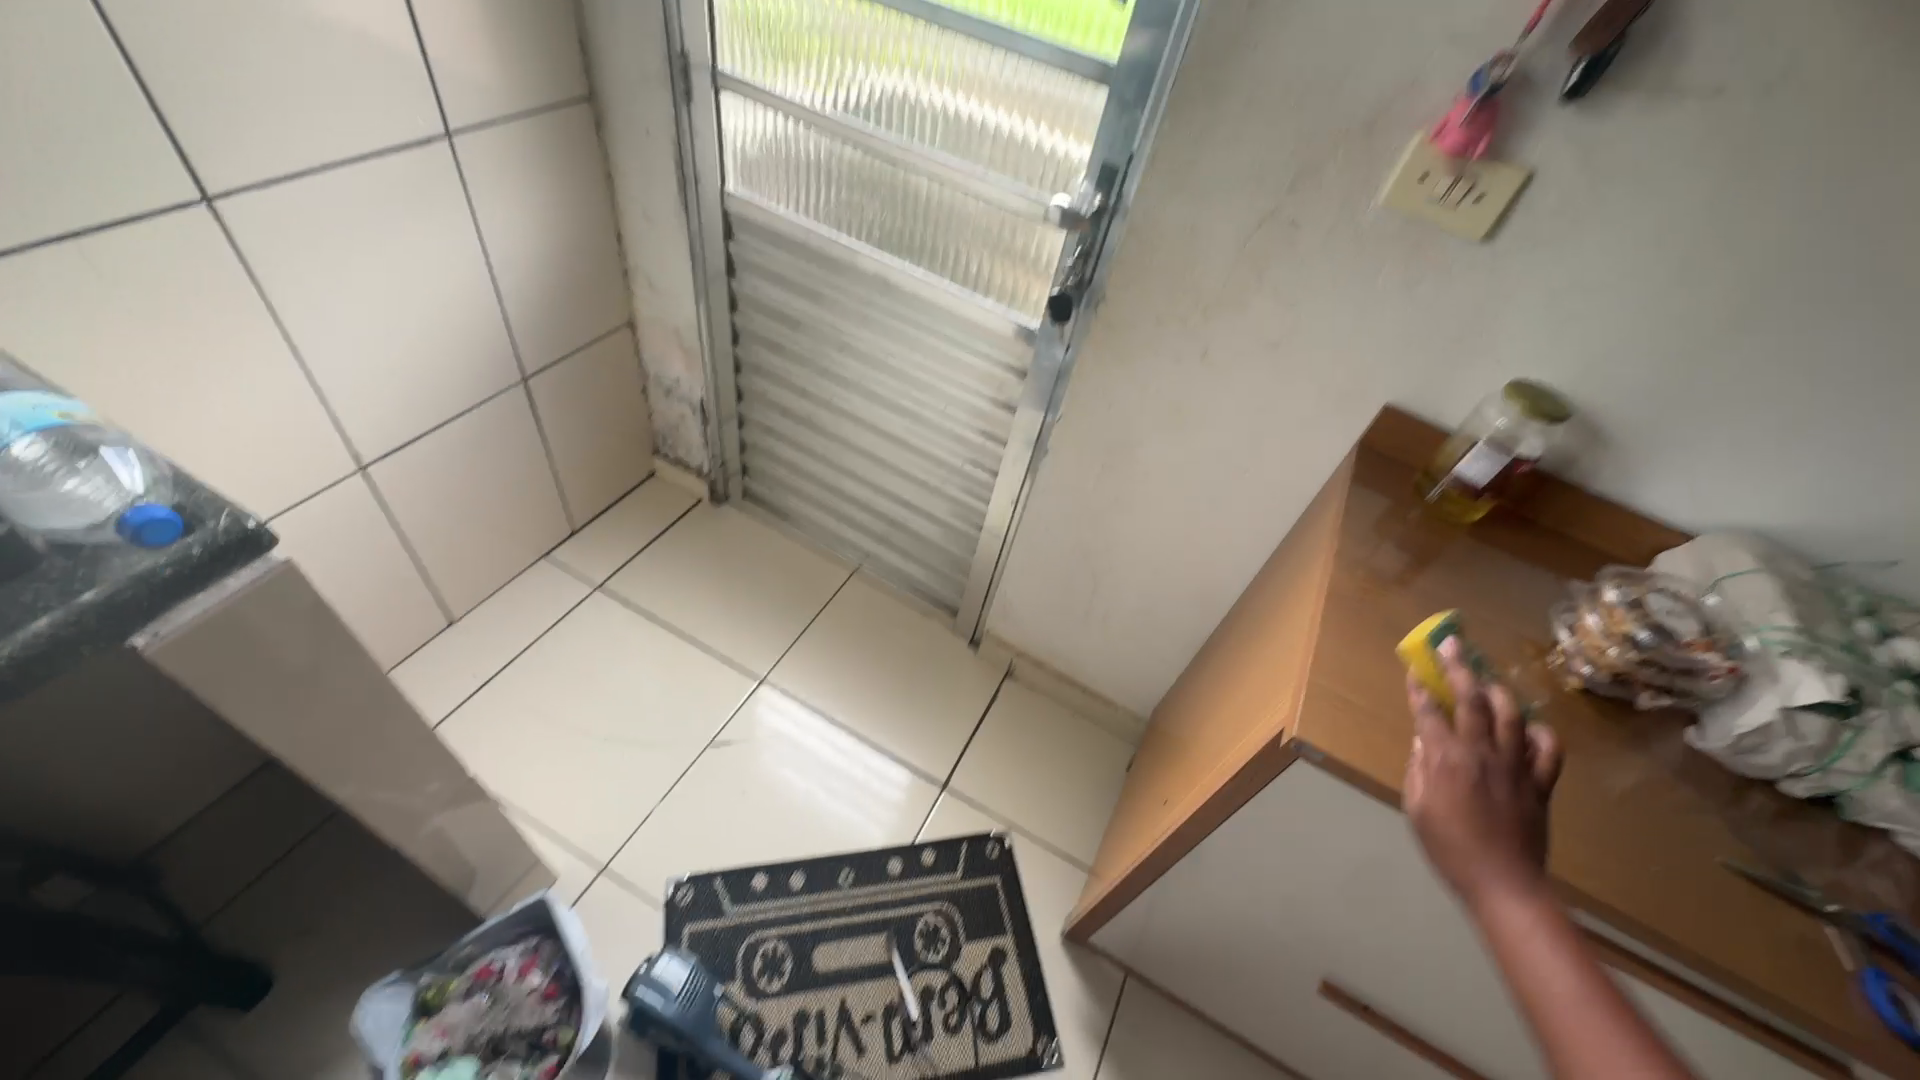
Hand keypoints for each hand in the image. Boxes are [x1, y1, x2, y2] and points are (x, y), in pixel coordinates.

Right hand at [1404, 637, 1564, 912]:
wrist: (1503, 882)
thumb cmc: (1449, 848)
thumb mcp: (1416, 809)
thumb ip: (1418, 770)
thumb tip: (1422, 743)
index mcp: (1446, 760)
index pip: (1429, 713)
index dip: (1420, 689)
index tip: (1415, 670)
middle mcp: (1481, 754)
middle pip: (1472, 700)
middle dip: (1459, 668)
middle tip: (1452, 645)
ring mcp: (1515, 766)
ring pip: (1512, 715)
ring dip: (1498, 691)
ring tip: (1488, 680)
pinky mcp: (1540, 784)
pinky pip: (1548, 750)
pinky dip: (1541, 733)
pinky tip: (1531, 727)